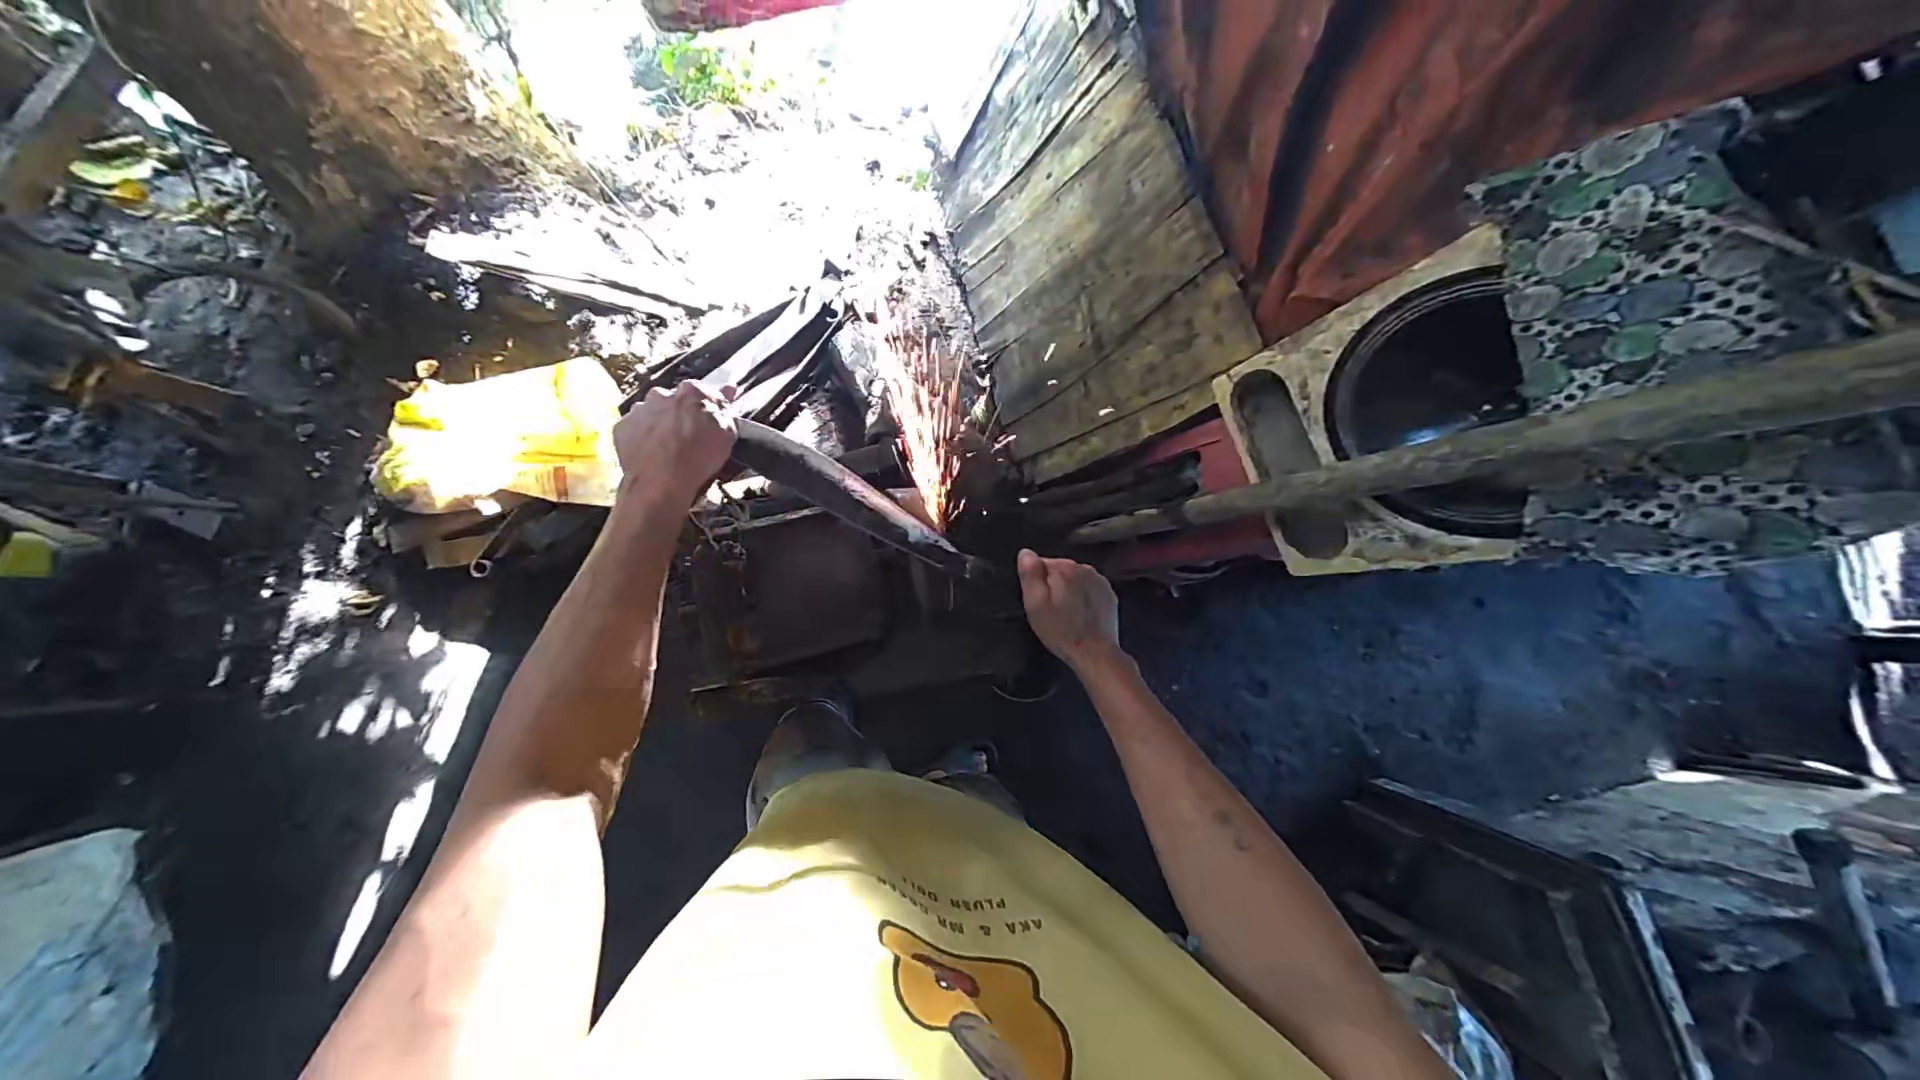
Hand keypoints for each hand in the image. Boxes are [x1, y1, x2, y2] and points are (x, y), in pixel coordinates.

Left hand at [614, 382, 736, 509]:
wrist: (661, 481)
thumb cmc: (698, 457)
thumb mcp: (726, 434)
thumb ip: (725, 408)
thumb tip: (728, 390)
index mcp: (691, 392)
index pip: (701, 392)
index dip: (704, 407)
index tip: (707, 420)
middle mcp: (662, 394)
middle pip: (673, 400)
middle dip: (679, 413)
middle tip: (686, 436)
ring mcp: (639, 410)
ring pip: (651, 412)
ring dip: (659, 424)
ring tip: (667, 447)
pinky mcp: (622, 426)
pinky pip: (634, 428)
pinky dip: (642, 437)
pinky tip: (650, 452)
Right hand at [1017, 549, 1121, 671]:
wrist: (1095, 653)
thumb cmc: (1060, 630)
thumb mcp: (1035, 604)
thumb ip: (1030, 575)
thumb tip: (1026, 552)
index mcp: (1064, 568)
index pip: (1040, 563)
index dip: (1035, 582)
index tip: (1038, 602)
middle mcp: (1084, 568)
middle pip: (1059, 570)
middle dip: (1052, 586)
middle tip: (1050, 611)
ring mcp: (1100, 580)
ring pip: (1075, 579)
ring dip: (1068, 591)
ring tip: (1066, 614)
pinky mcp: (1109, 594)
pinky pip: (1089, 589)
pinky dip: (1083, 597)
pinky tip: (1081, 615)